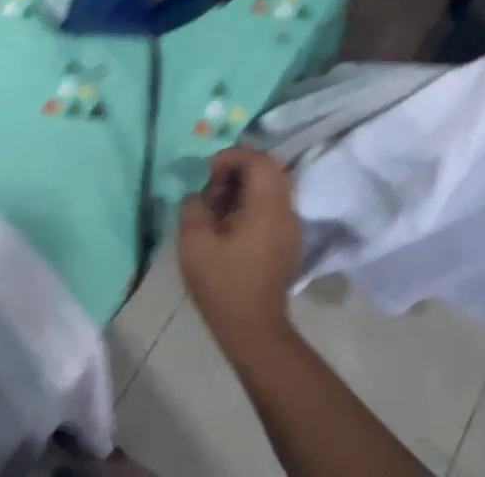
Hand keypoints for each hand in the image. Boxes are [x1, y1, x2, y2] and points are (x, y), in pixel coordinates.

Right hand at [177, 147, 300, 348]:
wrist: (253, 329)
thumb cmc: (222, 283)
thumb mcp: (193, 240)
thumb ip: (194, 205)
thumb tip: (201, 197)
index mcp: (267, 210)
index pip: (260, 161)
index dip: (232, 156)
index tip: (208, 172)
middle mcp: (287, 214)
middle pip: (269, 170)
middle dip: (237, 168)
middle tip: (211, 187)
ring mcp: (290, 229)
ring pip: (271, 188)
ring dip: (243, 186)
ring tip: (216, 206)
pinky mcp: (286, 242)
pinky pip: (271, 207)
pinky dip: (250, 202)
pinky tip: (228, 224)